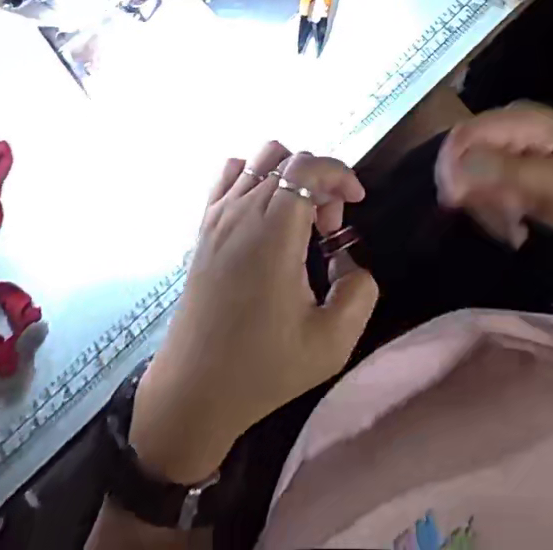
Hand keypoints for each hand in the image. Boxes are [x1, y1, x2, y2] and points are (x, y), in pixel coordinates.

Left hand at [129, 143, 378, 483]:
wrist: (192, 394)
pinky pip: (230, 176)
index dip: (340, 174)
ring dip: (291, 176)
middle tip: (329, 230)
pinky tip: (267, 216)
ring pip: (259, 159)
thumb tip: (350, 261)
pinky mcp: (203, 231)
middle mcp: (241, 215)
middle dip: (321, 182)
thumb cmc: (263, 369)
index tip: (357, 203)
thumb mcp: (332, 342)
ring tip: (300, 220)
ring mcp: (216, 219)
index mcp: (272, 235)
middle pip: (289, 159)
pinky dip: (257, 178)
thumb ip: (360, 291)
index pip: (307, 166)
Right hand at [435, 102, 552, 262]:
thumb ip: (501, 172)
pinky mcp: (530, 176)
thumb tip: (450, 168)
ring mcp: (524, 153)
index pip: (463, 135)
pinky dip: (502, 212)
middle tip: (500, 227)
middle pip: (469, 156)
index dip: (451, 168)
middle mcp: (518, 129)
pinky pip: (498, 191)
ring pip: (480, 178)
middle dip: (475, 194)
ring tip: (515, 233)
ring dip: (490, 208)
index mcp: (523, 120)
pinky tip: (519, 231)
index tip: (454, 207)